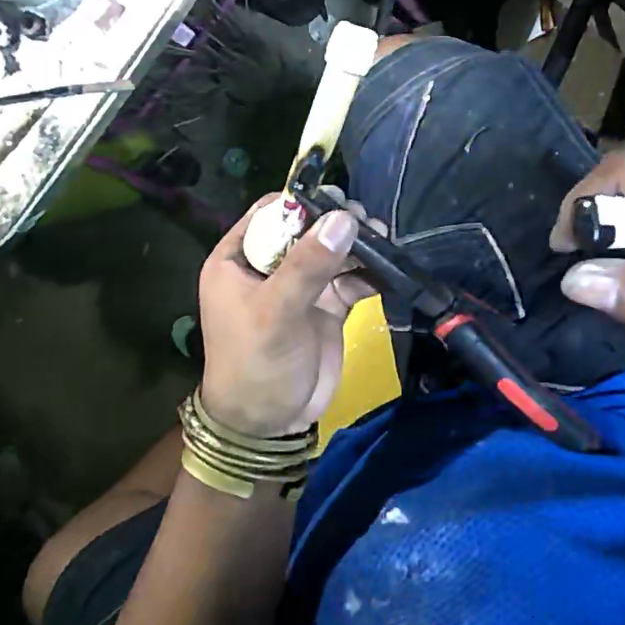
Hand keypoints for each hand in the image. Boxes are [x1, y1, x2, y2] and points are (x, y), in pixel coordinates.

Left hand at [198, 195, 373, 436]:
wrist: (268, 423)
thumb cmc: (255, 364)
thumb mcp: (274, 313)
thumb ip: (307, 266)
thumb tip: (343, 218)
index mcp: (236, 261)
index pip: (267, 215)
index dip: (299, 204)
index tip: (334, 201)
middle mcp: (267, 267)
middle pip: (304, 230)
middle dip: (335, 222)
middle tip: (365, 218)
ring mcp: (299, 287)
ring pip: (331, 252)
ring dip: (357, 245)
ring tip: (383, 236)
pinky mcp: (326, 307)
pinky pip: (349, 279)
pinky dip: (369, 272)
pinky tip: (388, 268)